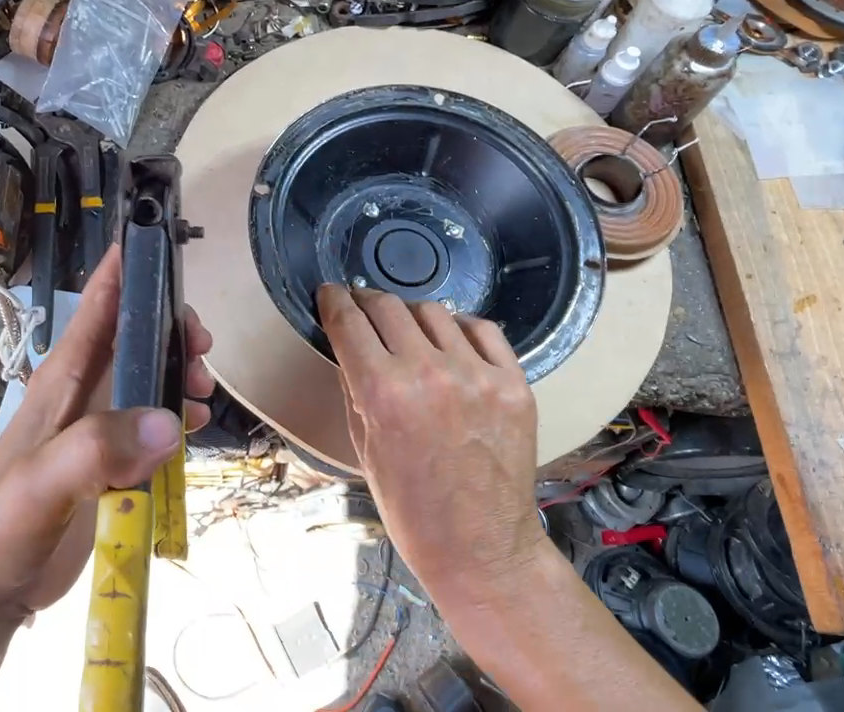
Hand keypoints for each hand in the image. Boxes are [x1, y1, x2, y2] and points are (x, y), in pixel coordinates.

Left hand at [0, 246, 214, 620]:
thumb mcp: (43, 484)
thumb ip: (100, 450)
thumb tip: (172, 420)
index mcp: (63, 378)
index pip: (99, 305)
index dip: (129, 267)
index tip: (165, 240)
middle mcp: (82, 392)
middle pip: (135, 337)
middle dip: (172, 331)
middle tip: (201, 354)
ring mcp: (96, 429)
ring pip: (147, 378)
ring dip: (178, 375)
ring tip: (201, 395)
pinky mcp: (106, 465)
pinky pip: (150, 426)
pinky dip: (175, 420)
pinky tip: (192, 431)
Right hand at [317, 286, 551, 617]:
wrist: (480, 549)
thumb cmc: (410, 508)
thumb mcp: (362, 447)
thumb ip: (355, 387)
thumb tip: (349, 345)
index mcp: (382, 392)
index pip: (348, 321)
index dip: (333, 300)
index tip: (330, 293)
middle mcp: (428, 372)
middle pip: (388, 306)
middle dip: (366, 302)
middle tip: (362, 308)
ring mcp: (476, 374)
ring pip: (433, 311)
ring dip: (411, 315)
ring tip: (407, 330)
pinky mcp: (513, 383)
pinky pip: (482, 329)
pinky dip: (459, 328)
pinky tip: (450, 342)